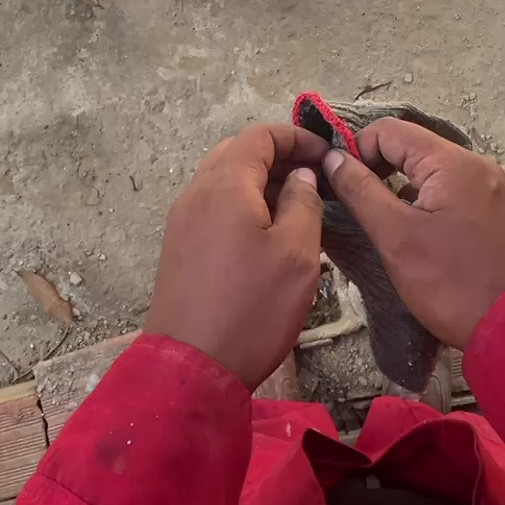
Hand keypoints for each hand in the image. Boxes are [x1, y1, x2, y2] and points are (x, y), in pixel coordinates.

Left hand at [144, 124, 328, 388]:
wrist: (190, 369)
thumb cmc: (252, 307)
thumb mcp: (296, 253)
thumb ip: (303, 202)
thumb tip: (300, 175)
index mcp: (225, 184)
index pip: (260, 134)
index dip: (296, 136)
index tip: (326, 154)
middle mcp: (197, 192)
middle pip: (238, 152)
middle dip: (277, 156)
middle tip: (313, 179)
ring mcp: (182, 220)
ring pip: (223, 179)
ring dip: (259, 181)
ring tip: (296, 206)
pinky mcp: (179, 246)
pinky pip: (213, 205)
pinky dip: (241, 203)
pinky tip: (266, 232)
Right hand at [323, 119, 504, 347]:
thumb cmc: (451, 283)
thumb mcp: (395, 236)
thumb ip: (360, 190)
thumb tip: (333, 158)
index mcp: (452, 162)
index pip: (389, 130)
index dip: (356, 149)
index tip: (337, 181)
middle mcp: (476, 165)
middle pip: (412, 146)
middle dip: (376, 166)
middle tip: (352, 200)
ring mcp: (492, 188)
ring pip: (432, 170)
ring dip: (400, 184)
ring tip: (379, 218)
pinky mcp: (498, 212)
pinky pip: (452, 190)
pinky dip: (426, 200)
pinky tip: (416, 230)